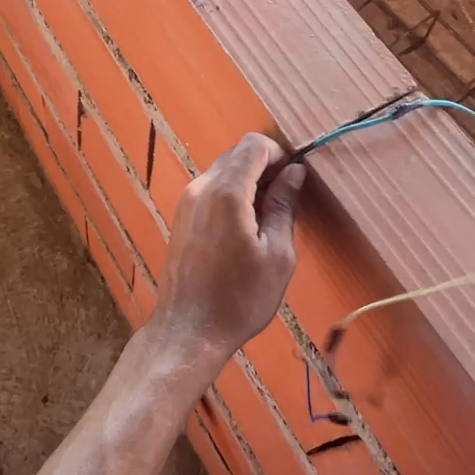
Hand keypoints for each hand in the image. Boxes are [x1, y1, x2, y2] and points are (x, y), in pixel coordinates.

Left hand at [149, 133, 305, 363]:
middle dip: (265, 168)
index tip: (294, 181)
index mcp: (226, 191)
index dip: (279, 155)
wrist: (188, 330)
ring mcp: (187, 200)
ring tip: (266, 220)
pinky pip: (211, 189)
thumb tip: (294, 172)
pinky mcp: (181, 216)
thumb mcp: (277, 255)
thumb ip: (284, 206)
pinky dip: (231, 195)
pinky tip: (244, 229)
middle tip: (285, 203)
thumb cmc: (240, 298)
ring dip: (248, 182)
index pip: (253, 145)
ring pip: (223, 171)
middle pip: (237, 154)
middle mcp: (201, 187)